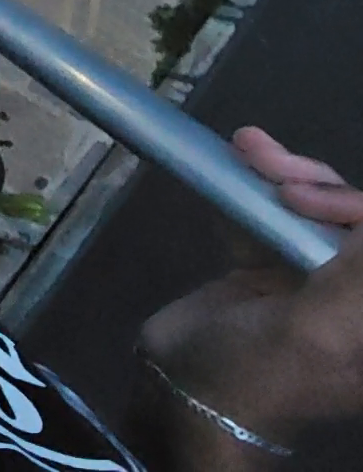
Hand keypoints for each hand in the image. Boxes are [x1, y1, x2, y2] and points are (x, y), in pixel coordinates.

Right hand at [139, 128, 362, 441]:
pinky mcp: (265, 272)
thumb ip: (355, 281)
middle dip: (316, 182)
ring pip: (310, 213)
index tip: (295, 195)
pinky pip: (263, 221)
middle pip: (355, 222)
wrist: (189, 388)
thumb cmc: (260, 369)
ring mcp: (313, 281)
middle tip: (259, 158)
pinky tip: (225, 170)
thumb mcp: (318, 331)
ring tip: (242, 146)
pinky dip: (244, 193)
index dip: (355, 206)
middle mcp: (359, 295)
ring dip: (280, 176)